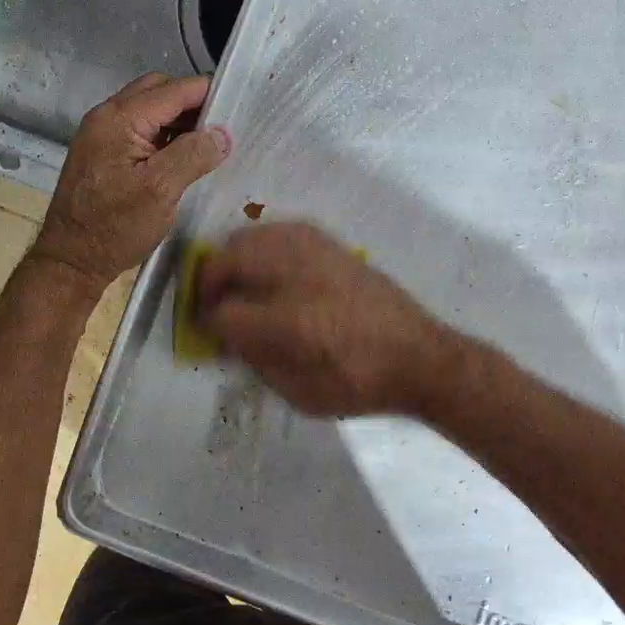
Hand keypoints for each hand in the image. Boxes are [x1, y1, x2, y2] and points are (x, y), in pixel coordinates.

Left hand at [30, 73, 230, 288]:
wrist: (71, 261)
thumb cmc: (114, 228)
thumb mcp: (160, 191)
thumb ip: (192, 155)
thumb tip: (222, 133)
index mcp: (118, 119)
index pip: (172, 89)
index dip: (206, 94)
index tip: (238, 105)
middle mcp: (106, 118)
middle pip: (157, 91)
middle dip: (191, 104)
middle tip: (220, 129)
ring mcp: (101, 136)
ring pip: (148, 111)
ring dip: (177, 122)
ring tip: (205, 145)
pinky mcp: (102, 155)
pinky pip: (139, 132)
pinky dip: (163, 137)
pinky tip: (181, 158)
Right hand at [197, 223, 451, 416]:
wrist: (419, 357)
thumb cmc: (358, 384)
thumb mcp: (299, 393)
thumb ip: (256, 362)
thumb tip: (228, 338)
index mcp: (286, 323)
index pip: (221, 312)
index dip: (206, 324)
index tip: (205, 332)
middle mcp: (296, 275)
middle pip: (228, 259)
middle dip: (212, 283)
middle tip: (213, 304)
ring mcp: (314, 252)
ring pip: (250, 237)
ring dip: (234, 260)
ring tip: (237, 285)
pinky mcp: (331, 243)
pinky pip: (280, 231)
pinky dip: (263, 246)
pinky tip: (269, 271)